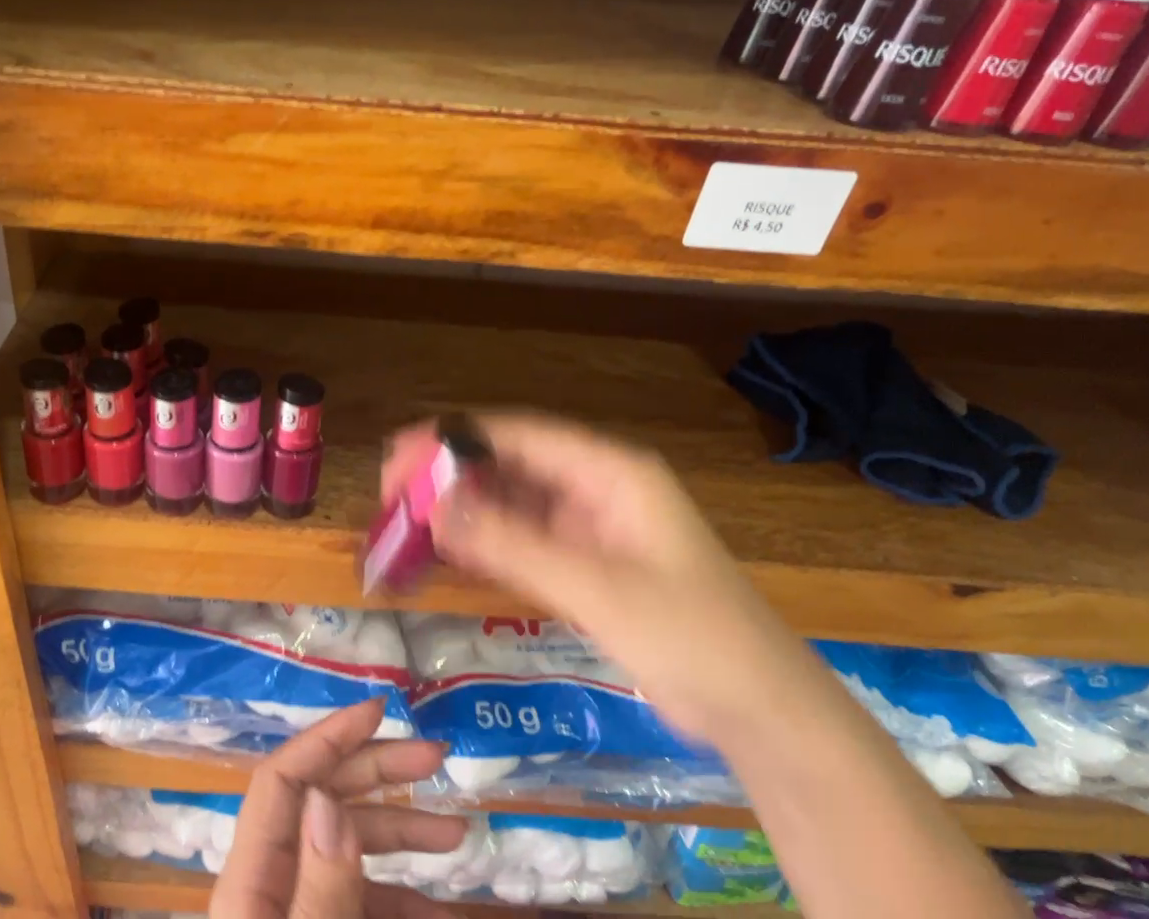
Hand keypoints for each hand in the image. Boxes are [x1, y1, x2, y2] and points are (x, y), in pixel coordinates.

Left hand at [209, 699, 466, 918]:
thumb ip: (320, 884)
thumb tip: (328, 798)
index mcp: (251, 877)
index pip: (283, 780)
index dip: (328, 736)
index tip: (380, 708)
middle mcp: (269, 882)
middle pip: (323, 803)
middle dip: (380, 774)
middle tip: (437, 758)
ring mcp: (294, 906)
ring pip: (348, 851)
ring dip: (402, 835)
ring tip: (457, 836)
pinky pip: (358, 897)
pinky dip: (398, 895)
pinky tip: (435, 906)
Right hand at [383, 414, 821, 742]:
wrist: (759, 710)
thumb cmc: (690, 636)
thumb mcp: (597, 587)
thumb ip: (512, 545)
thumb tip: (432, 508)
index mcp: (610, 473)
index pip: (516, 436)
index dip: (451, 441)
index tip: (396, 460)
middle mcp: (594, 489)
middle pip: (506, 467)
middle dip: (447, 478)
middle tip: (389, 501)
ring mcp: (588, 529)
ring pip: (507, 506)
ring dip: (458, 515)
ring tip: (402, 529)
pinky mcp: (582, 567)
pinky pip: (519, 544)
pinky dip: (481, 548)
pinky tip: (440, 558)